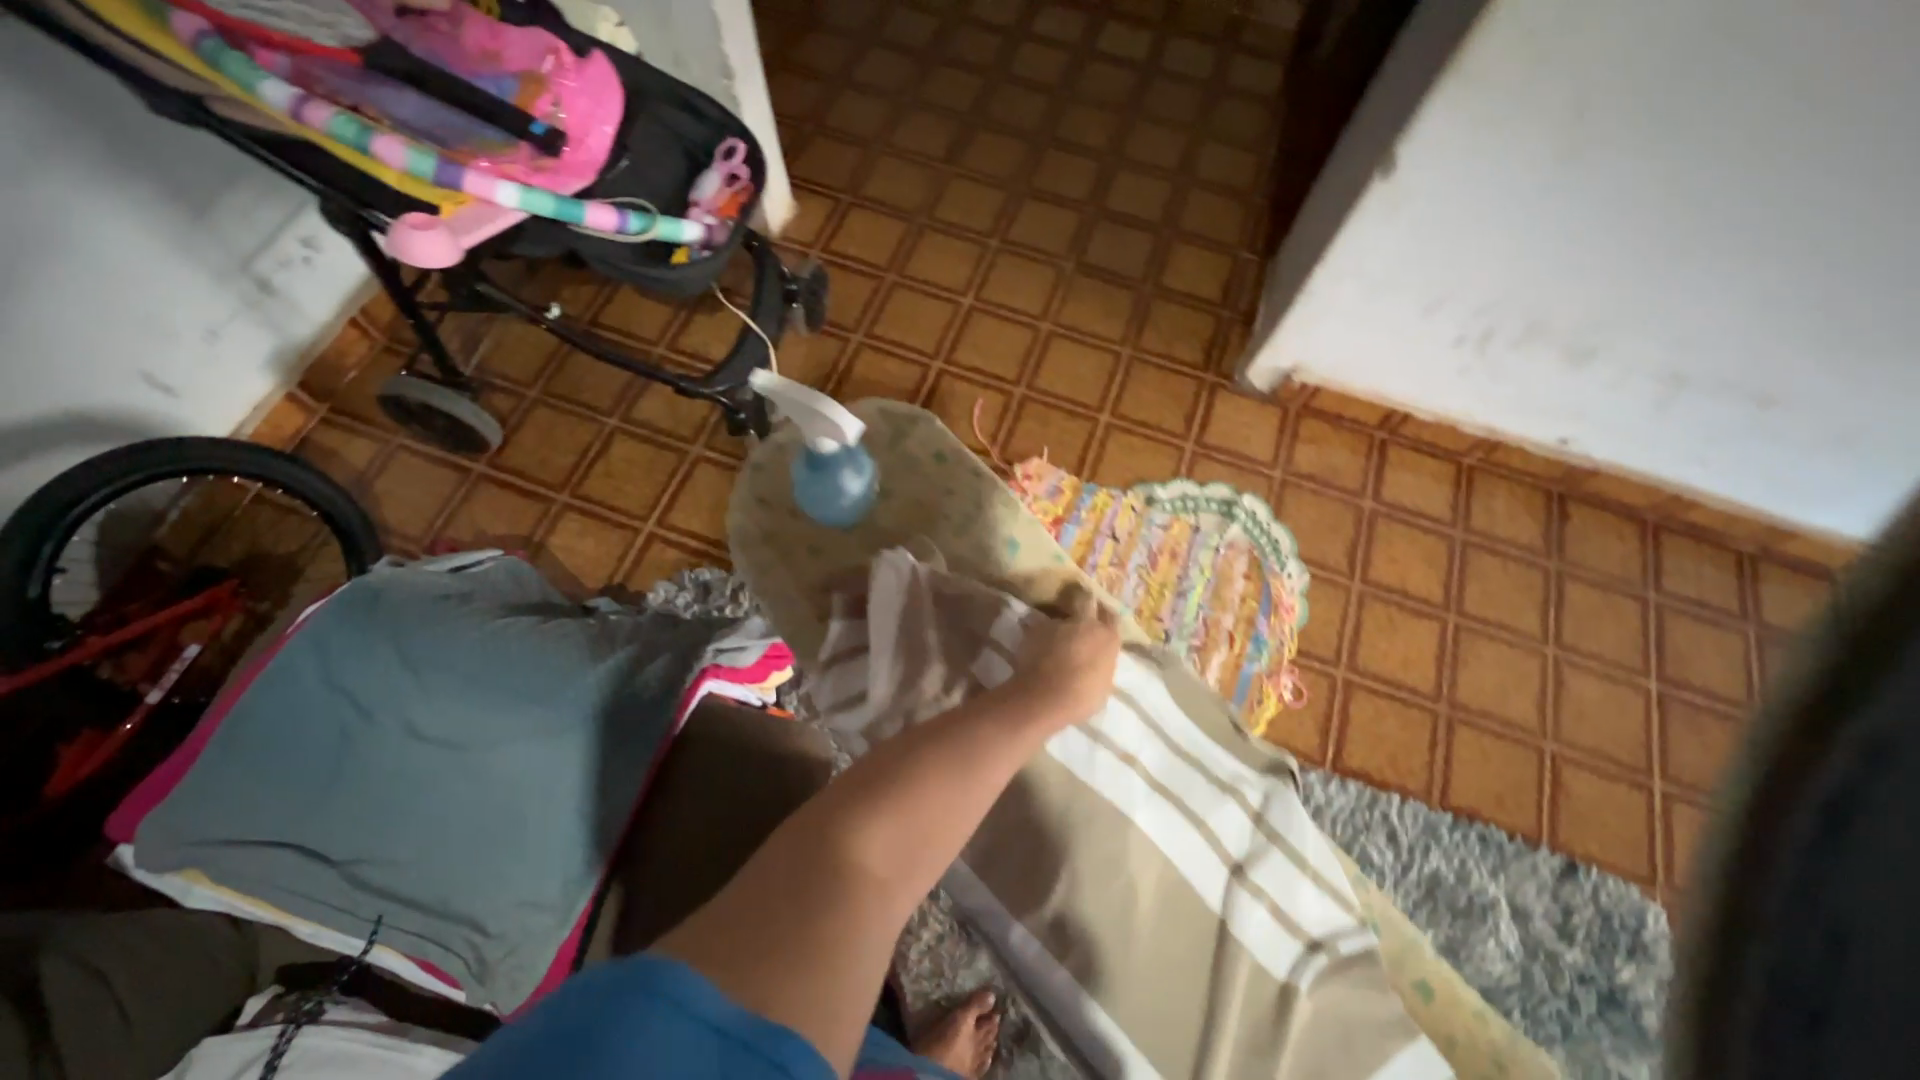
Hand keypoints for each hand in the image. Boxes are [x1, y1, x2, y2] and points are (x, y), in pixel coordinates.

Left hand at [1006, 584, 1121, 727]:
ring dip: (1057, 628)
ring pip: (1059, 619)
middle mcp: (1086, 623)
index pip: (1111, 616)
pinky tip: (1034, 651)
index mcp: (1108, 637)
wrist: (1047, 698)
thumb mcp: (1103, 685)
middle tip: (1077, 611)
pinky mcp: (1036, 628)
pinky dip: (1038, 638)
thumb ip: (1100, 665)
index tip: (1100, 620)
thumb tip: (1094, 663)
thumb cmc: (1083, 698)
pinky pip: (1039, 630)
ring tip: (1050, 643)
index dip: (1104, 617)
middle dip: (1082, 602)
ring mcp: (1059, 623)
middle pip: (1085, 600)